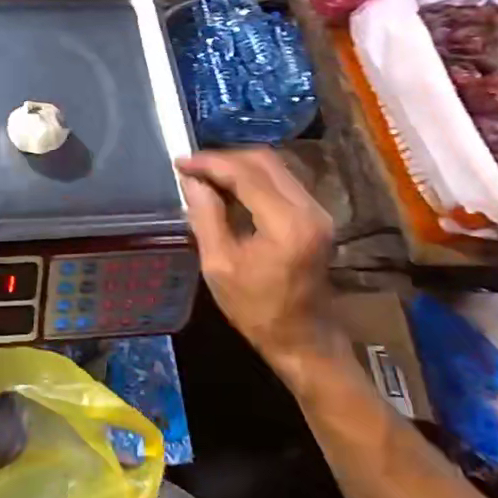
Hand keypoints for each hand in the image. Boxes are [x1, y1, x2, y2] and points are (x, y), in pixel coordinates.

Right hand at [177, 148, 344, 384]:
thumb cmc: (255, 308)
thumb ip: (206, 216)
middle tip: (191, 167)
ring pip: (275, 168)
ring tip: (205, 175)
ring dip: (238, 167)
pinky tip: (228, 188)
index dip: (210, 163)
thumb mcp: (219, 264)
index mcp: (286, 223)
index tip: (180, 163)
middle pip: (265, 162)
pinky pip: (282, 182)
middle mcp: (310, 209)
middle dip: (224, 159)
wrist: (301, 337)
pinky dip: (252, 178)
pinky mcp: (316, 217)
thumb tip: (191, 181)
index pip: (246, 174)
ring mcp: (318, 211)